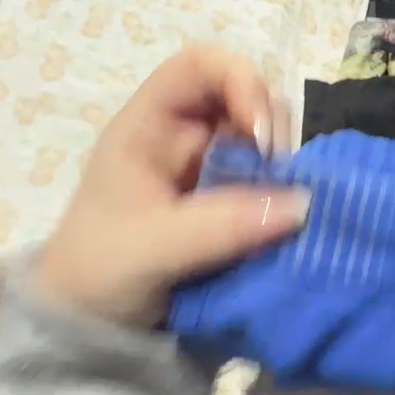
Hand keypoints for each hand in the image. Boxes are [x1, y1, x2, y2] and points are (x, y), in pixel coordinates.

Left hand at [33, 47, 308, 326]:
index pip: (199, 66)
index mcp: (148, 125)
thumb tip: (302, 203)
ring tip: (288, 203)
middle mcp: (184, 135)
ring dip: (284, 164)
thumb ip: (223, 224)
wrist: (91, 328)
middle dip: (272, 127)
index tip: (261, 135)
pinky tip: (291, 217)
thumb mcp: (154, 247)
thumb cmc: (101, 272)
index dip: (239, 81)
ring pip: (266, 137)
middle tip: (282, 176)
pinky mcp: (232, 198)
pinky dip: (288, 192)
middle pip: (245, 95)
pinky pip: (272, 178)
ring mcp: (211, 165)